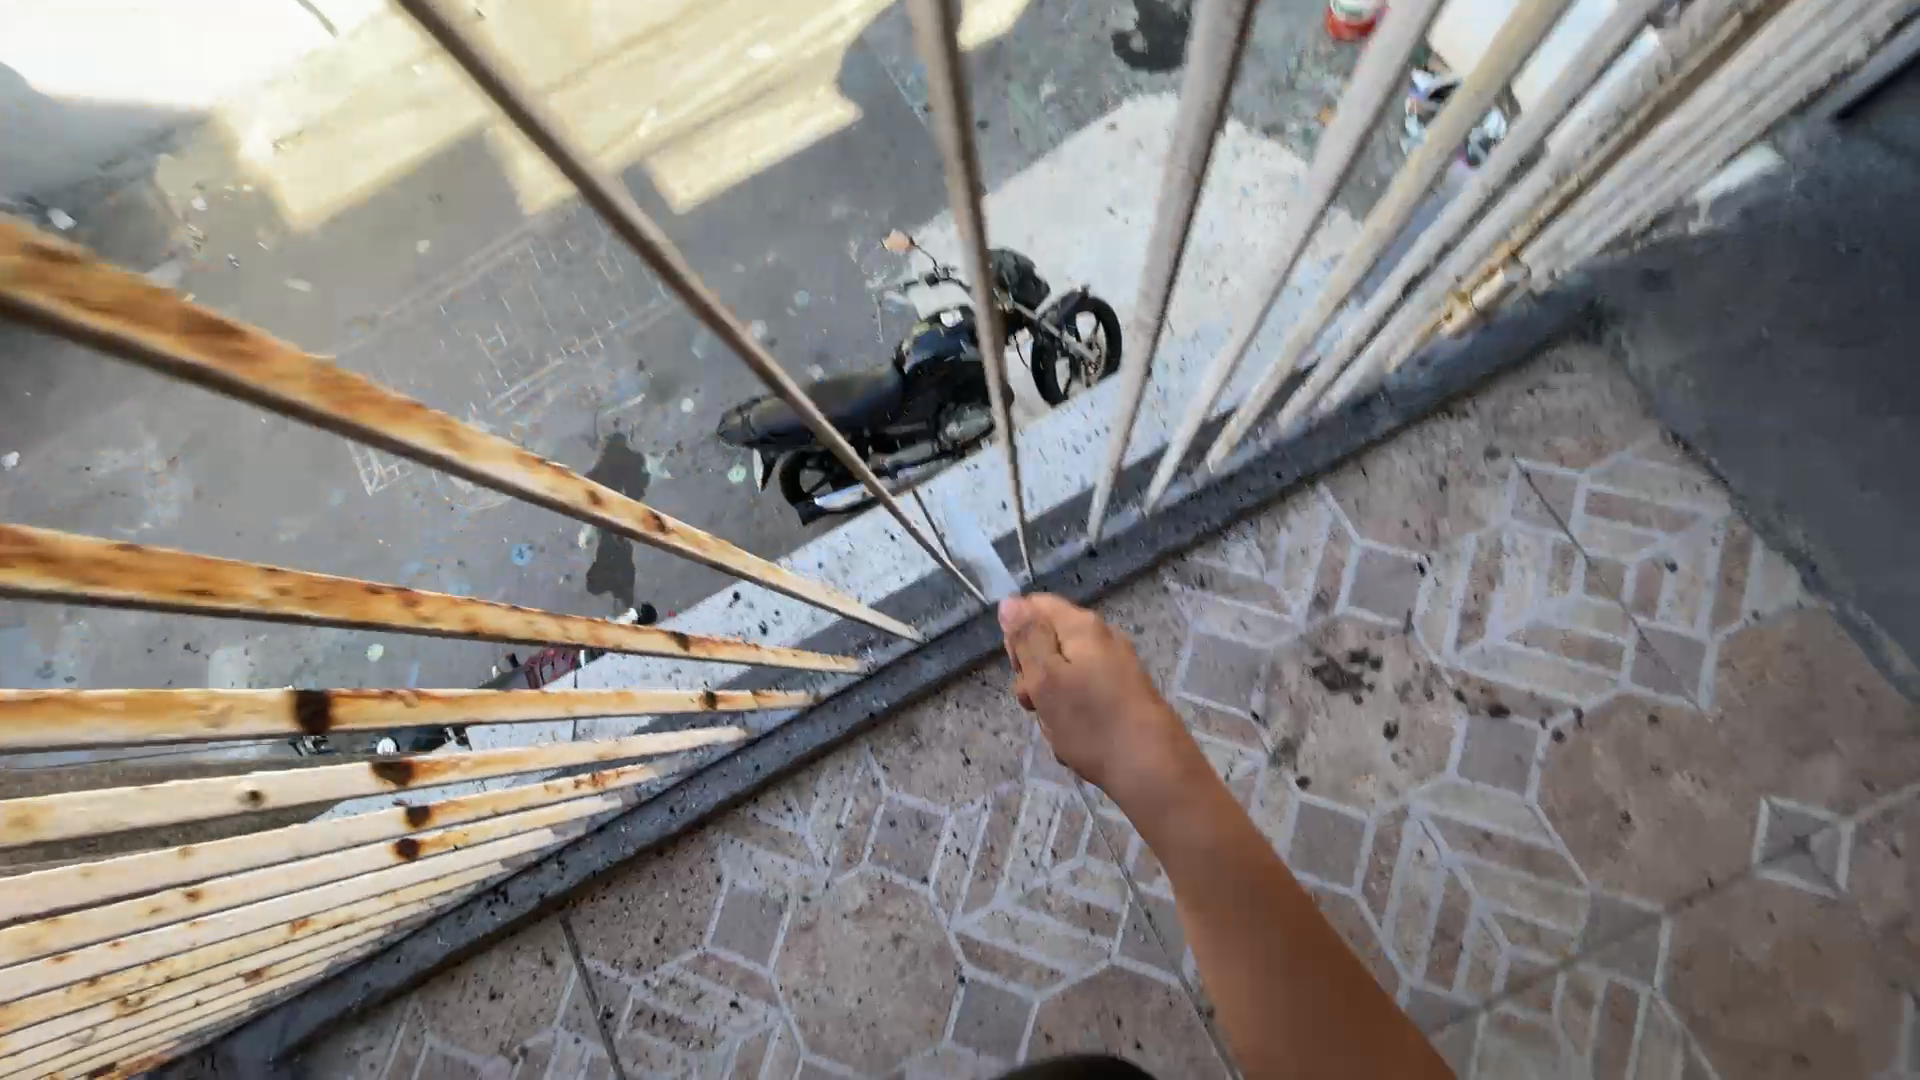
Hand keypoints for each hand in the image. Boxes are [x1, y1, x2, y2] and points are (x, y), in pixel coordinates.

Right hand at [998, 594, 1203, 810]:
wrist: (1153, 770)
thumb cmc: (1092, 722)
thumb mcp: (1045, 678)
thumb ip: (1026, 637)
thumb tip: (1009, 601)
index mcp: (1082, 626)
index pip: (1034, 607)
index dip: (1017, 635)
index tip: (1018, 668)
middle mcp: (1102, 638)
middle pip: (1048, 644)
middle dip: (1033, 675)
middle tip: (1035, 703)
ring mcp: (1116, 668)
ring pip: (1063, 677)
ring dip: (1051, 703)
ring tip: (1059, 730)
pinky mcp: (1124, 695)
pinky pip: (1083, 698)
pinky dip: (1073, 717)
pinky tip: (1078, 742)